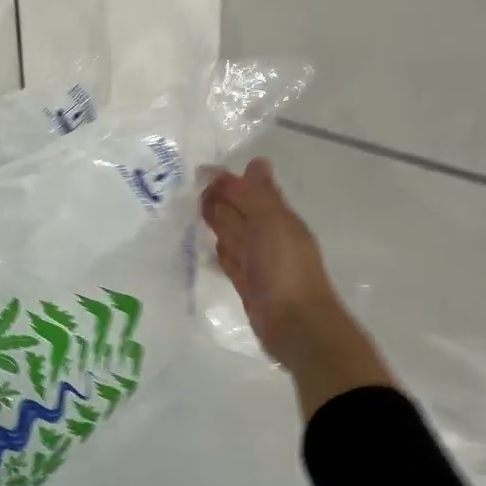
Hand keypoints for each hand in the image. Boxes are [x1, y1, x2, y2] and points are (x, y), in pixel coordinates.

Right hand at [200, 157, 336, 365]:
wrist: (296, 324)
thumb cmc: (284, 268)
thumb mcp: (271, 222)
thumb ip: (256, 194)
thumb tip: (255, 161)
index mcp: (278, 219)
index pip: (249, 191)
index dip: (228, 181)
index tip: (198, 172)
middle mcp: (268, 236)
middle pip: (239, 211)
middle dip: (219, 198)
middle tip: (189, 187)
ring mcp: (257, 260)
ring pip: (232, 233)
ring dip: (216, 222)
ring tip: (189, 211)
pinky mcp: (246, 282)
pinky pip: (229, 259)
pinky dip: (219, 250)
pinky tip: (207, 247)